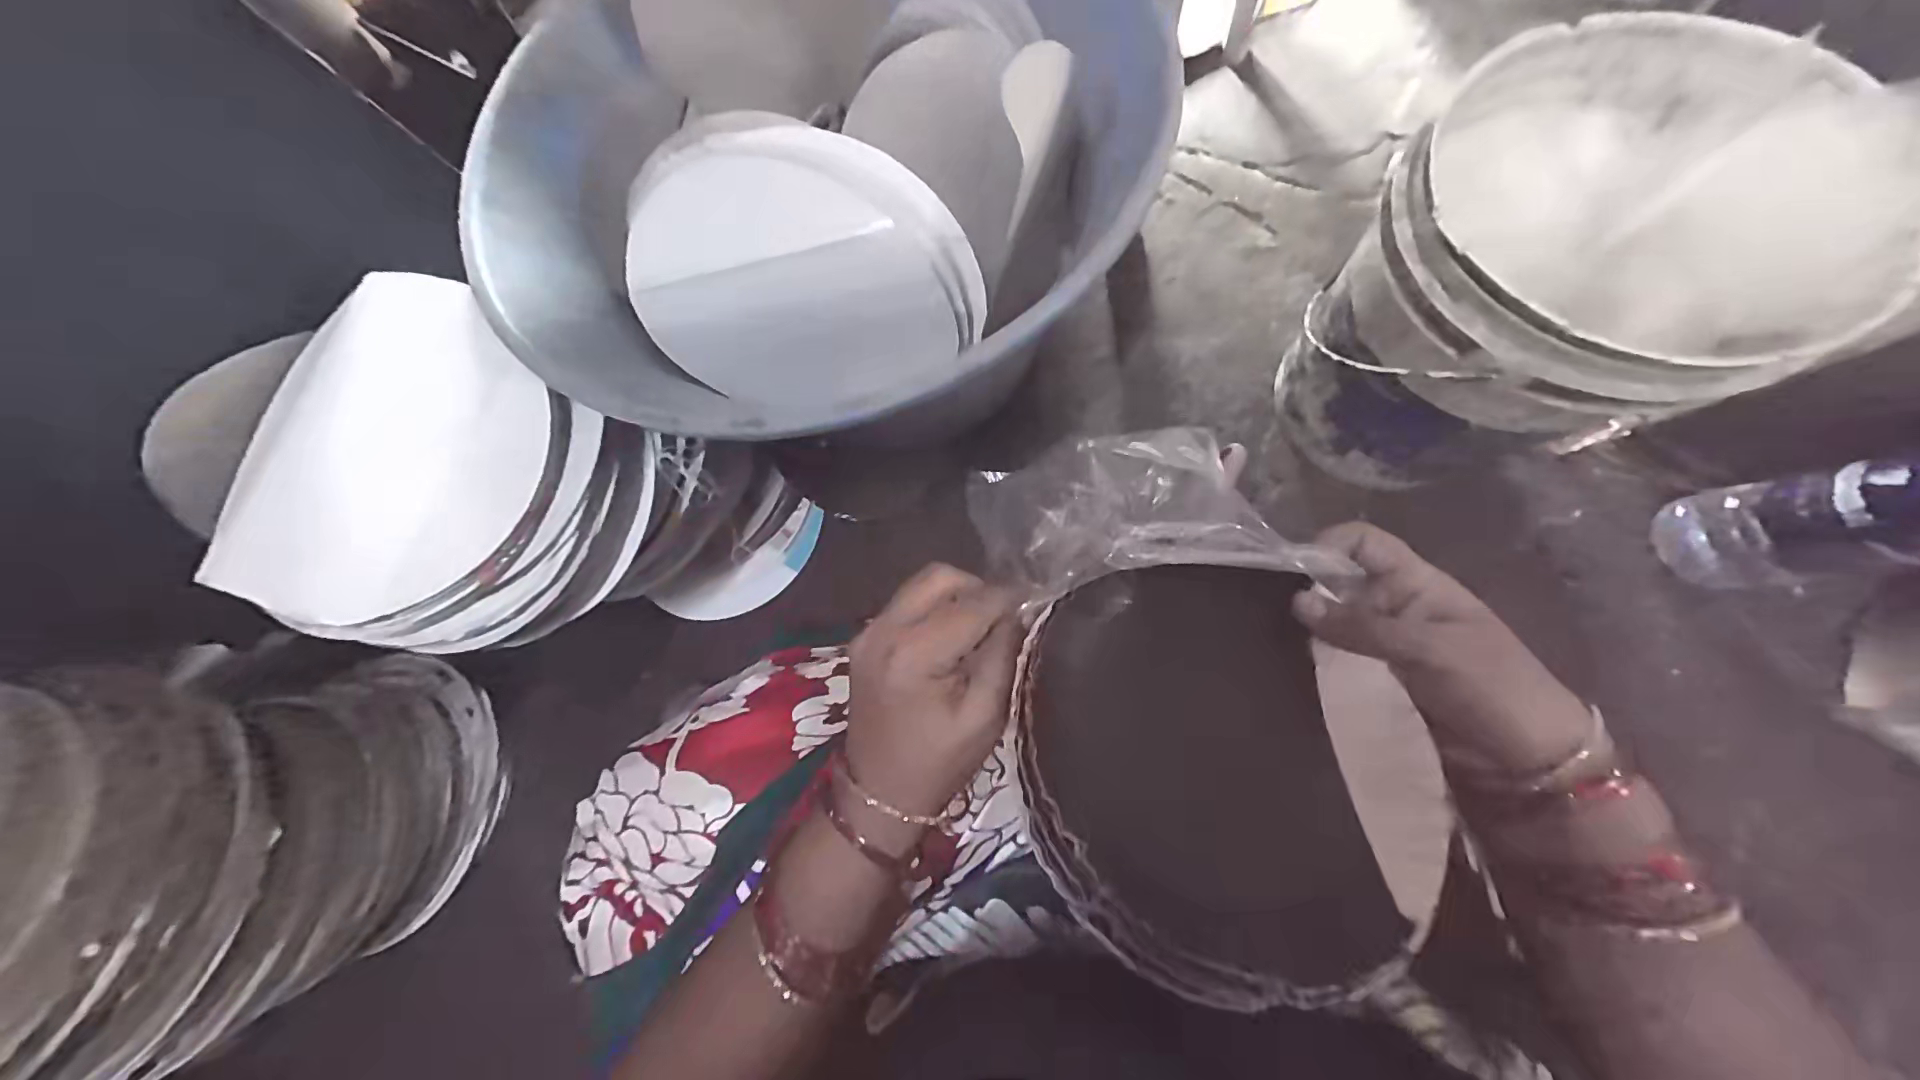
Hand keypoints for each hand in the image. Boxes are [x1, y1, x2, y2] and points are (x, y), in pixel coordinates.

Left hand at [844, 564, 1021, 823]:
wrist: (878, 792)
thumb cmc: (937, 763)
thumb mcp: (984, 716)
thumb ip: (1002, 656)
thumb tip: (1017, 613)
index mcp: (913, 654)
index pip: (971, 604)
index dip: (1007, 598)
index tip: (1034, 599)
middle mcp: (883, 630)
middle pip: (939, 576)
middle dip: (978, 587)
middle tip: (1003, 615)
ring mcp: (867, 631)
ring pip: (921, 584)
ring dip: (956, 594)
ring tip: (980, 625)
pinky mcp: (864, 637)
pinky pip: (906, 602)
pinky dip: (935, 607)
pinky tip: (952, 636)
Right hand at [1291, 522, 1591, 775]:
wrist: (1528, 759)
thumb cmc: (1492, 687)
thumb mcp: (1429, 650)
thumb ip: (1361, 627)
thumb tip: (1296, 601)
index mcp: (1416, 583)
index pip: (1364, 543)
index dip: (1327, 544)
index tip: (1290, 567)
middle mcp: (1393, 605)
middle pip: (1339, 580)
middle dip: (1307, 588)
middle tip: (1274, 611)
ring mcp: (1383, 642)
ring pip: (1332, 620)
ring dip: (1309, 627)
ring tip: (1278, 639)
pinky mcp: (1374, 675)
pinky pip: (1336, 655)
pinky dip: (1317, 656)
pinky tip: (1299, 664)